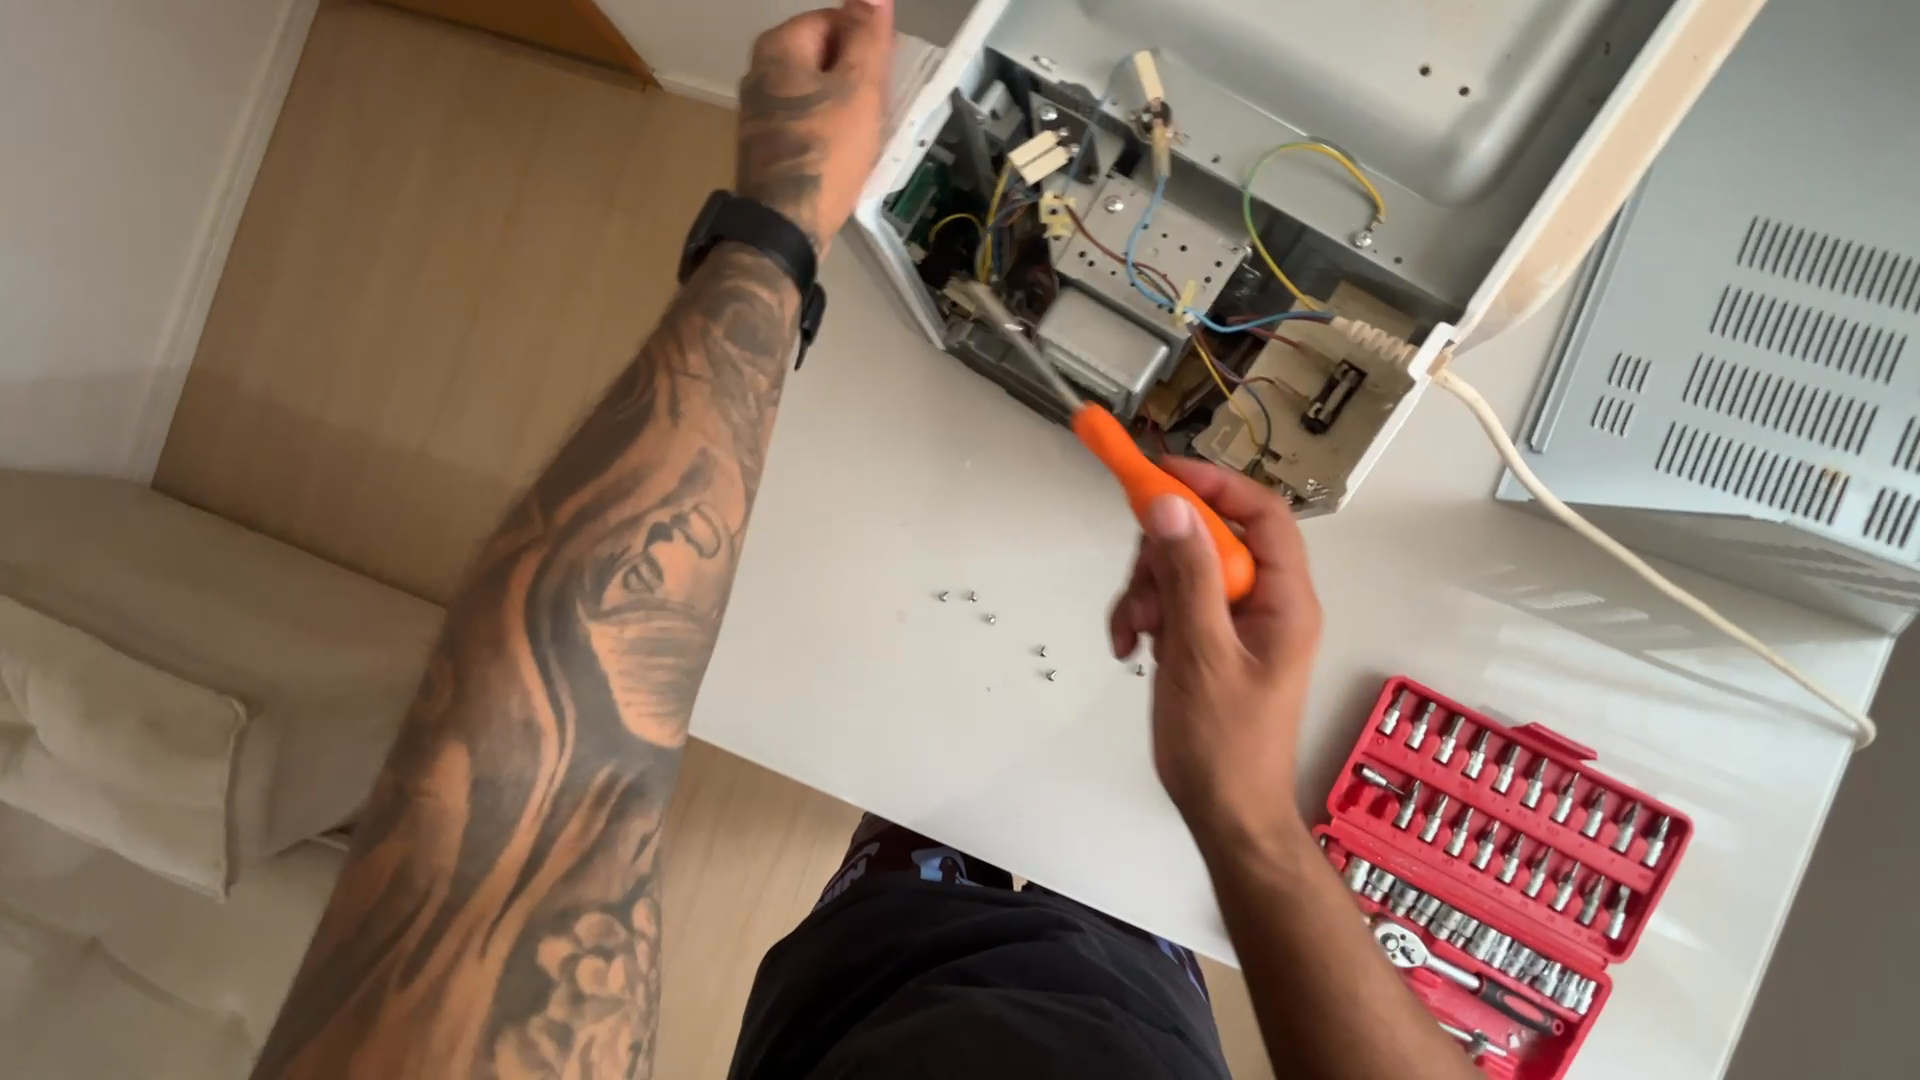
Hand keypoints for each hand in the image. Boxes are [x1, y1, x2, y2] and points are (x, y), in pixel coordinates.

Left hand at [737, 0, 893, 253]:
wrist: (785, 226)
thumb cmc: (825, 154)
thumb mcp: (858, 90)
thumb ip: (868, 38)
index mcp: (777, 48)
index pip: (834, 20)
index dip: (868, 42)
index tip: (889, 76)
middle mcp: (760, 75)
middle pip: (823, 60)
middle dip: (858, 81)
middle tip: (883, 111)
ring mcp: (760, 117)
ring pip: (816, 98)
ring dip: (847, 112)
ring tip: (870, 138)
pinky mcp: (767, 152)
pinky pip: (807, 130)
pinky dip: (831, 137)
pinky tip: (847, 160)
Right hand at [1108, 460, 1322, 842]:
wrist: (1224, 812)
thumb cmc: (1222, 743)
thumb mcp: (1202, 654)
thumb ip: (1187, 577)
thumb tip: (1169, 506)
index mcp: (1284, 599)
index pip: (1261, 513)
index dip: (1213, 484)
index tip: (1157, 475)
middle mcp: (1262, 601)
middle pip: (1207, 538)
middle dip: (1161, 558)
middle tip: (1139, 594)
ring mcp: (1231, 621)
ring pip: (1178, 569)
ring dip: (1144, 594)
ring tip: (1133, 637)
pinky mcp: (1205, 639)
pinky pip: (1168, 603)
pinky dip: (1143, 618)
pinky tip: (1131, 650)